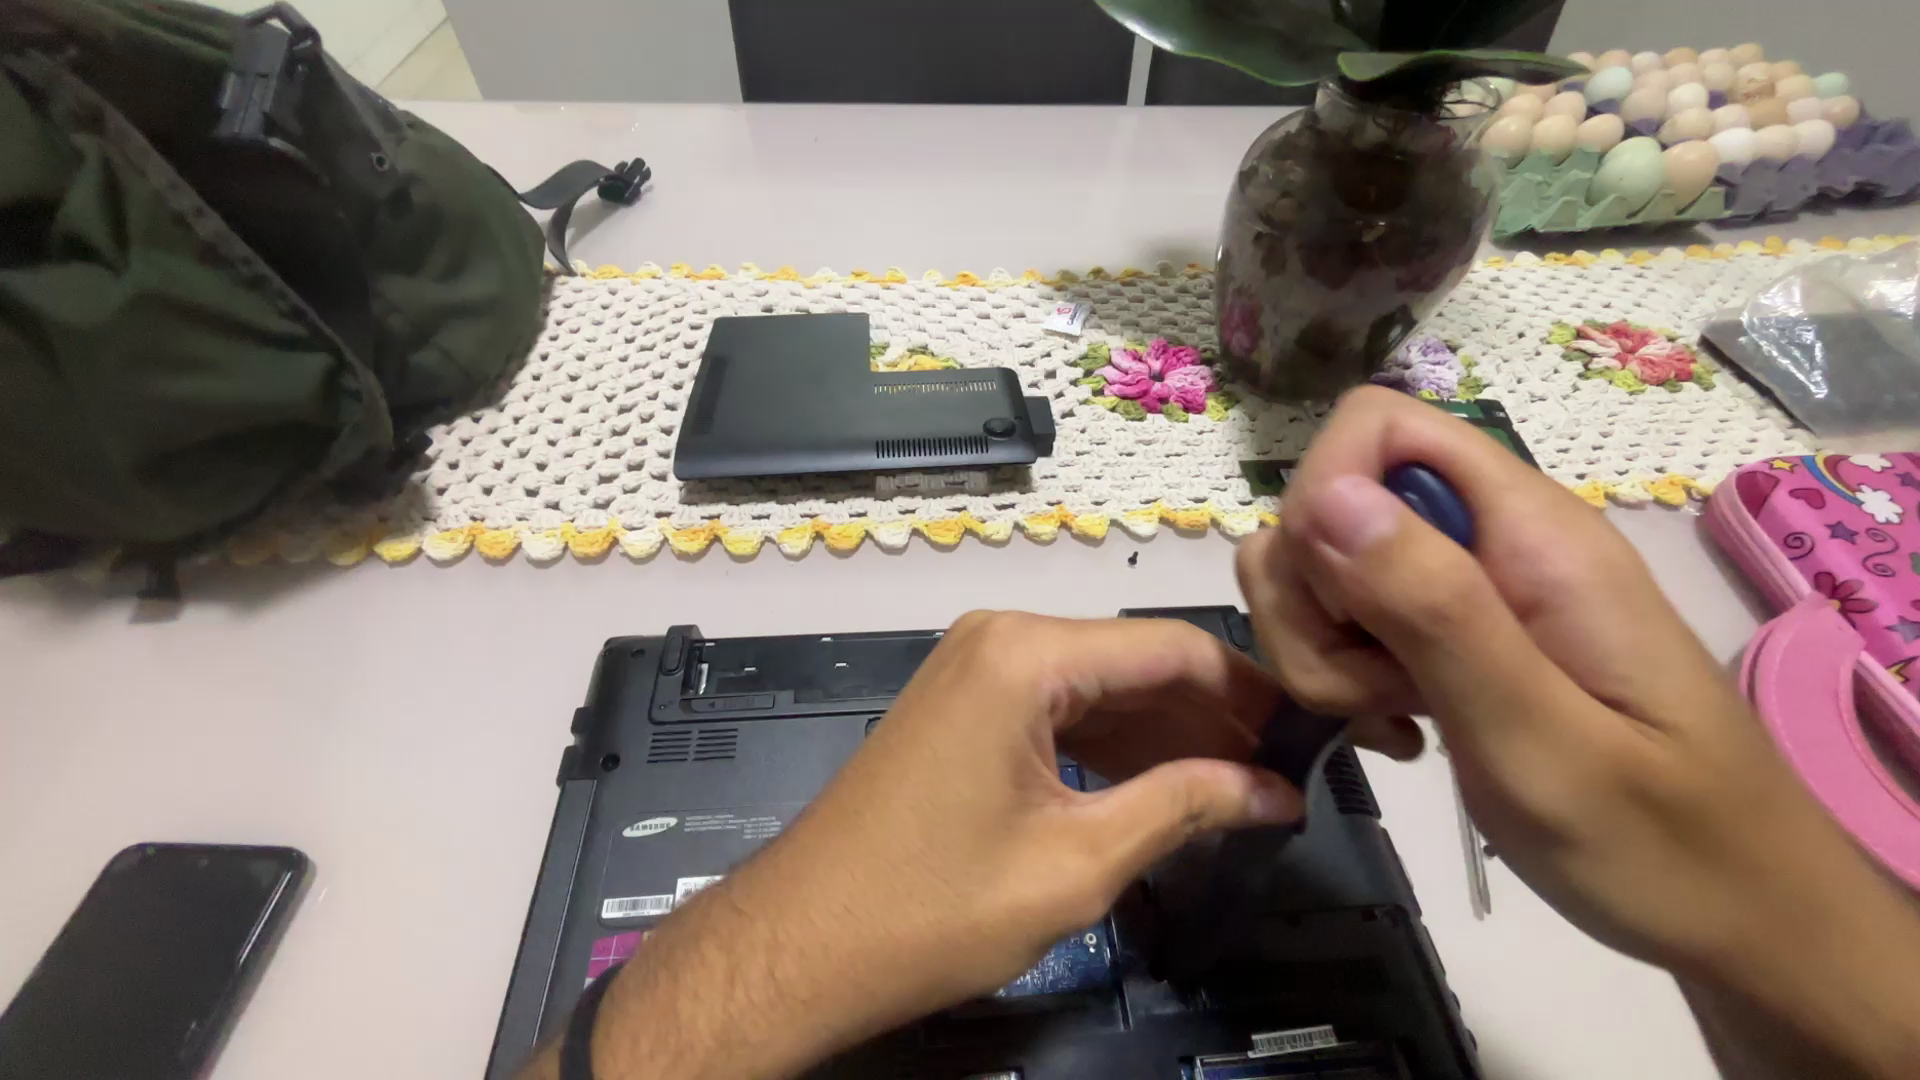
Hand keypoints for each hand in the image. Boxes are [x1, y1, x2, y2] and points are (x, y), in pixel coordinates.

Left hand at [560, 613, 1408, 1079]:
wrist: (804, 938)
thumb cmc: (934, 906)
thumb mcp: (1076, 862)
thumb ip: (1183, 806)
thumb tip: (1273, 789)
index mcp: (1029, 654)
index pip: (1172, 646)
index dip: (1250, 691)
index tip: (1308, 737)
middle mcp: (1003, 637)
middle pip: (1135, 660)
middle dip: (1212, 715)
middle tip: (1286, 772)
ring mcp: (978, 665)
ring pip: (1099, 684)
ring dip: (1166, 731)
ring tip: (1242, 784)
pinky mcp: (966, 700)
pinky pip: (1058, 705)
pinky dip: (1112, 742)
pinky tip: (1166, 782)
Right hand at [1236, 386, 1919, 1075]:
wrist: (1731, 911)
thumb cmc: (1659, 840)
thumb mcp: (1539, 733)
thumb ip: (1434, 608)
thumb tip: (1325, 497)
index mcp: (1526, 529)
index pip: (1377, 426)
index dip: (1322, 490)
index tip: (1330, 598)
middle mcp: (1481, 535)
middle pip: (1322, 506)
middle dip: (1308, 600)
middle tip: (1368, 684)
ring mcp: (1455, 584)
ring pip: (1311, 568)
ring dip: (1315, 646)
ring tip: (1389, 714)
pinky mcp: (1436, 630)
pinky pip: (1333, 620)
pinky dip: (1333, 673)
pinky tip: (1392, 725)